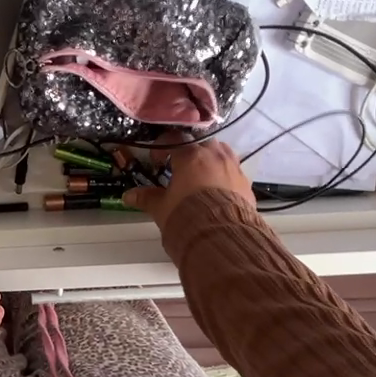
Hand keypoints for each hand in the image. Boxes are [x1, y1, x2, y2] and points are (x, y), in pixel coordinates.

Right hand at [120, 136, 254, 227]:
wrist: (221, 237)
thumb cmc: (186, 217)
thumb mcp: (161, 209)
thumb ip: (147, 198)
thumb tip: (129, 195)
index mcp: (191, 157)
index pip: (174, 139)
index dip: (162, 147)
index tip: (157, 160)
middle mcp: (215, 156)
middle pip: (201, 143)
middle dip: (190, 152)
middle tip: (180, 168)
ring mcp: (234, 168)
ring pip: (221, 153)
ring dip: (210, 160)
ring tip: (201, 178)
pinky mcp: (246, 184)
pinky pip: (233, 172)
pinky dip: (224, 177)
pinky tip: (217, 193)